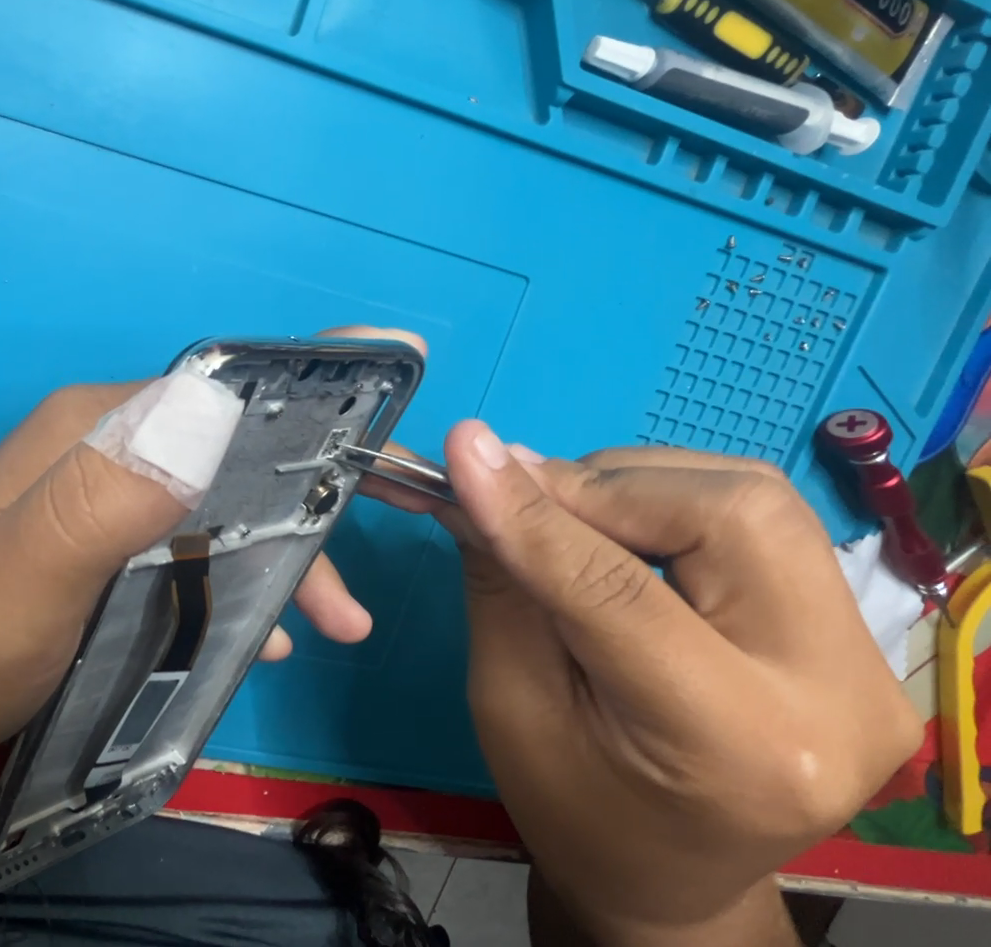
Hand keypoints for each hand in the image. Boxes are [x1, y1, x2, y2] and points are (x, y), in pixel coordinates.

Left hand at [0, 325, 419, 752]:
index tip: (394, 461)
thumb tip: (213, 405)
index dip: (314, 418)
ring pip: (216, 501)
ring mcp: (96, 488)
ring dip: (279, 554)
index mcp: (96, 426)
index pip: (227, 393)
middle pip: (233, 451)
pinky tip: (258, 636)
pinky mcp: (94, 533)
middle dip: (307, 508)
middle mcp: (102, 441)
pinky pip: (185, 539)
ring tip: (330, 625)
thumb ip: (105, 492)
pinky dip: (232, 577)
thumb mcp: (30, 571)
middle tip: (357, 590)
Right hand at [438, 426, 920, 944]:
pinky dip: (665, 500)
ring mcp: (864, 659)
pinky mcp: (853, 632)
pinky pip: (757, 519)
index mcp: (735, 742)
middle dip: (603, 486)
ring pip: (750, 498)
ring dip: (633, 486)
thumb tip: (475, 478)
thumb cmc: (571, 806)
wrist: (669, 874)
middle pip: (730, 515)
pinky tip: (614, 532)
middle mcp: (834, 692)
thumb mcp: (509, 702)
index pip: (620, 593)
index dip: (531, 514)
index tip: (461, 451)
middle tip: (516, 494)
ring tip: (561, 517)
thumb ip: (502, 584)